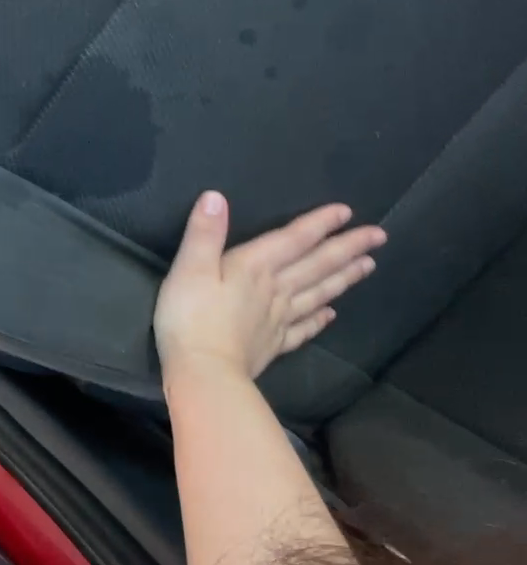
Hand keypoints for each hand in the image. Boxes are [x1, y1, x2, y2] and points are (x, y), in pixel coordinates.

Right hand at [153, 192, 385, 381]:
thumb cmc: (189, 314)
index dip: (317, 225)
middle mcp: (275, 291)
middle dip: (344, 249)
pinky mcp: (274, 342)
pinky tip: (330, 314)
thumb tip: (215, 197)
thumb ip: (203, 234)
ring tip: (367, 266)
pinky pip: (304, 326)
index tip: (346, 212)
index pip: (292, 241)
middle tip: (377, 236)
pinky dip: (320, 318)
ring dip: (342, 278)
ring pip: (317, 293)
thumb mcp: (188, 268)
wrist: (204, 368)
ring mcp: (278, 319)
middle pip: (315, 266)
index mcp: (253, 269)